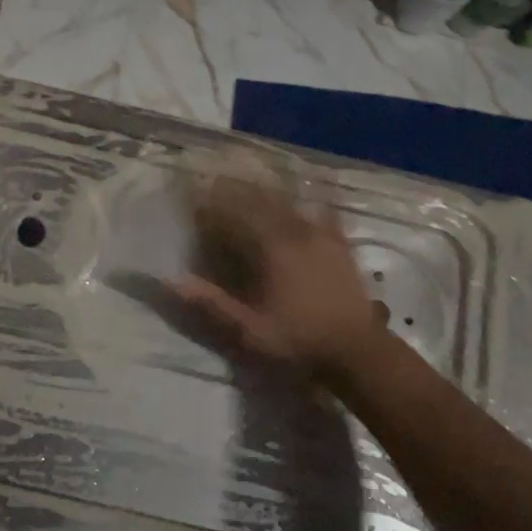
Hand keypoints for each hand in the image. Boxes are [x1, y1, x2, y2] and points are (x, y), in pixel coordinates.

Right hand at [172, 177, 389, 374]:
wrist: (357, 351)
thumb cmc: (299, 340)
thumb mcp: (250, 330)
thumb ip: (213, 303)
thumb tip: (174, 282)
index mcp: (271, 250)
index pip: (236, 214)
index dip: (213, 202)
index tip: (194, 192)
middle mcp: (296, 233)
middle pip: (262, 201)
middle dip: (238, 189)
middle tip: (217, 179)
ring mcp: (322, 236)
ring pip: (290, 203)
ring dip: (268, 191)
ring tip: (252, 181)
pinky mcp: (340, 245)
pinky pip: (325, 213)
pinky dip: (315, 198)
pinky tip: (315, 188)